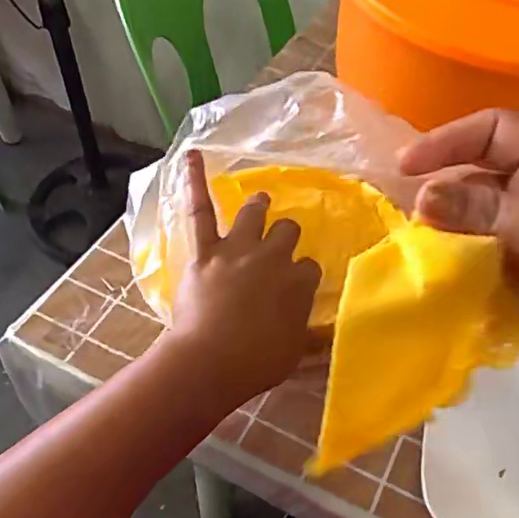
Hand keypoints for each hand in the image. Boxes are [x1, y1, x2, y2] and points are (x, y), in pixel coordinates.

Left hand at [160, 150, 320, 404]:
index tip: (296, 287)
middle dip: (286, 237)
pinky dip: (194, 181)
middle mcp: (273, 258)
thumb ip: (309, 336)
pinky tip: (192, 154)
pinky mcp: (205, 251)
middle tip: (279, 245)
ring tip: (260, 201)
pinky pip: (200, 209)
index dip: (303, 275)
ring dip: (259, 206)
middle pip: (287, 233)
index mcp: (299, 283)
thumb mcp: (295, 353)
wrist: (212, 361)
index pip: (309, 267)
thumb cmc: (256, 363)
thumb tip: (326, 333)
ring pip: (254, 214)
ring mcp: (238, 250)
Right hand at [400, 109, 518, 389]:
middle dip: (439, 197)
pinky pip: (473, 274)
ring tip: (406, 253)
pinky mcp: (515, 286)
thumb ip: (488, 211)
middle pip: (474, 184)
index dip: (450, 141)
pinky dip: (451, 277)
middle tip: (402, 220)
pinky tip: (424, 283)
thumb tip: (421, 196)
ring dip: (440, 241)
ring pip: (469, 232)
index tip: (407, 166)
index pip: (496, 133)